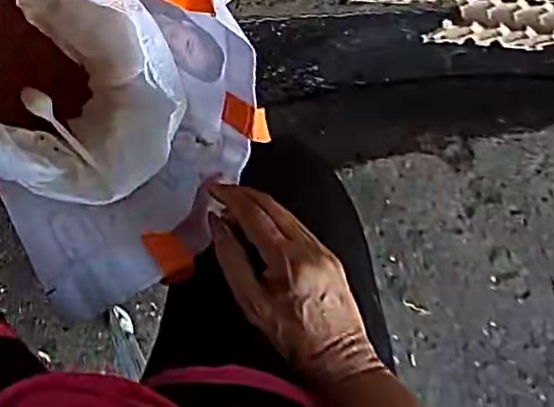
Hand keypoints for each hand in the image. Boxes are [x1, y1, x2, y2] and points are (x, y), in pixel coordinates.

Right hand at [207, 184, 385, 388]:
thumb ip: (229, 257)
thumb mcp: (250, 301)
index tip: (212, 190)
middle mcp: (309, 249)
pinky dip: (273, 217)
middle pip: (269, 204)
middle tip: (221, 193)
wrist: (341, 362)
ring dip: (256, 204)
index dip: (228, 196)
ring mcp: (323, 251)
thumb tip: (217, 224)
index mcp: (287, 260)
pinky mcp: (329, 255)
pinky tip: (260, 226)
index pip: (252, 212)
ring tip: (236, 212)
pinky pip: (296, 224)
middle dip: (241, 193)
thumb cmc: (295, 338)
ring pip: (283, 211)